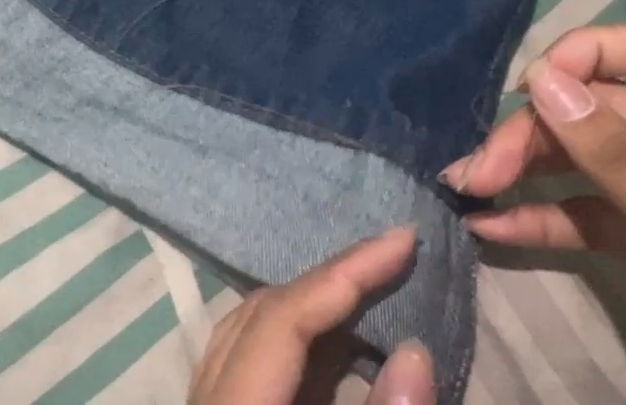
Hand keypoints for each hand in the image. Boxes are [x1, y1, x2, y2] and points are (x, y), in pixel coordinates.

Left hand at [189, 227, 435, 404]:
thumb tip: (415, 351)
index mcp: (231, 404)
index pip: (282, 315)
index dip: (344, 273)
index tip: (403, 237)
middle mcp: (210, 393)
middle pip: (263, 313)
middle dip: (330, 282)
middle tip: (396, 256)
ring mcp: (213, 402)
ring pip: (254, 331)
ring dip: (315, 308)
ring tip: (378, 287)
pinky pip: (256, 362)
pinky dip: (304, 345)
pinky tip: (347, 342)